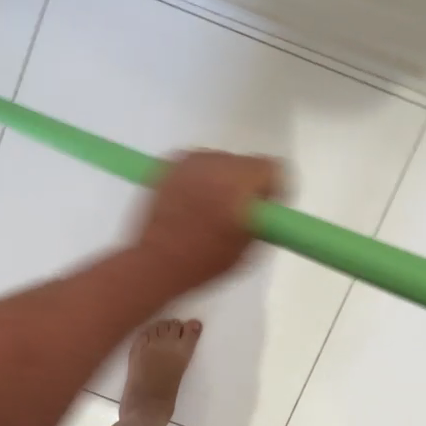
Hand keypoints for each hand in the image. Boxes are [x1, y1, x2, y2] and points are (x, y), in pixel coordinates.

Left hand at [133, 151, 282, 289]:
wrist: (153, 264)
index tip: (263, 209)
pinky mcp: (166, 165)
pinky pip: (194, 166)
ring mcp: (187, 161)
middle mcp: (214, 161)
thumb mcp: (250, 248)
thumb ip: (264, 217)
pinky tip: (189, 203)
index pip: (272, 167)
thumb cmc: (205, 262)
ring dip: (219, 180)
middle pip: (243, 163)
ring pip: (218, 162)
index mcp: (238, 181)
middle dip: (244, 183)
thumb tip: (265, 203)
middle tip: (233, 212)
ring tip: (207, 210)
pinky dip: (197, 179)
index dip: (271, 189)